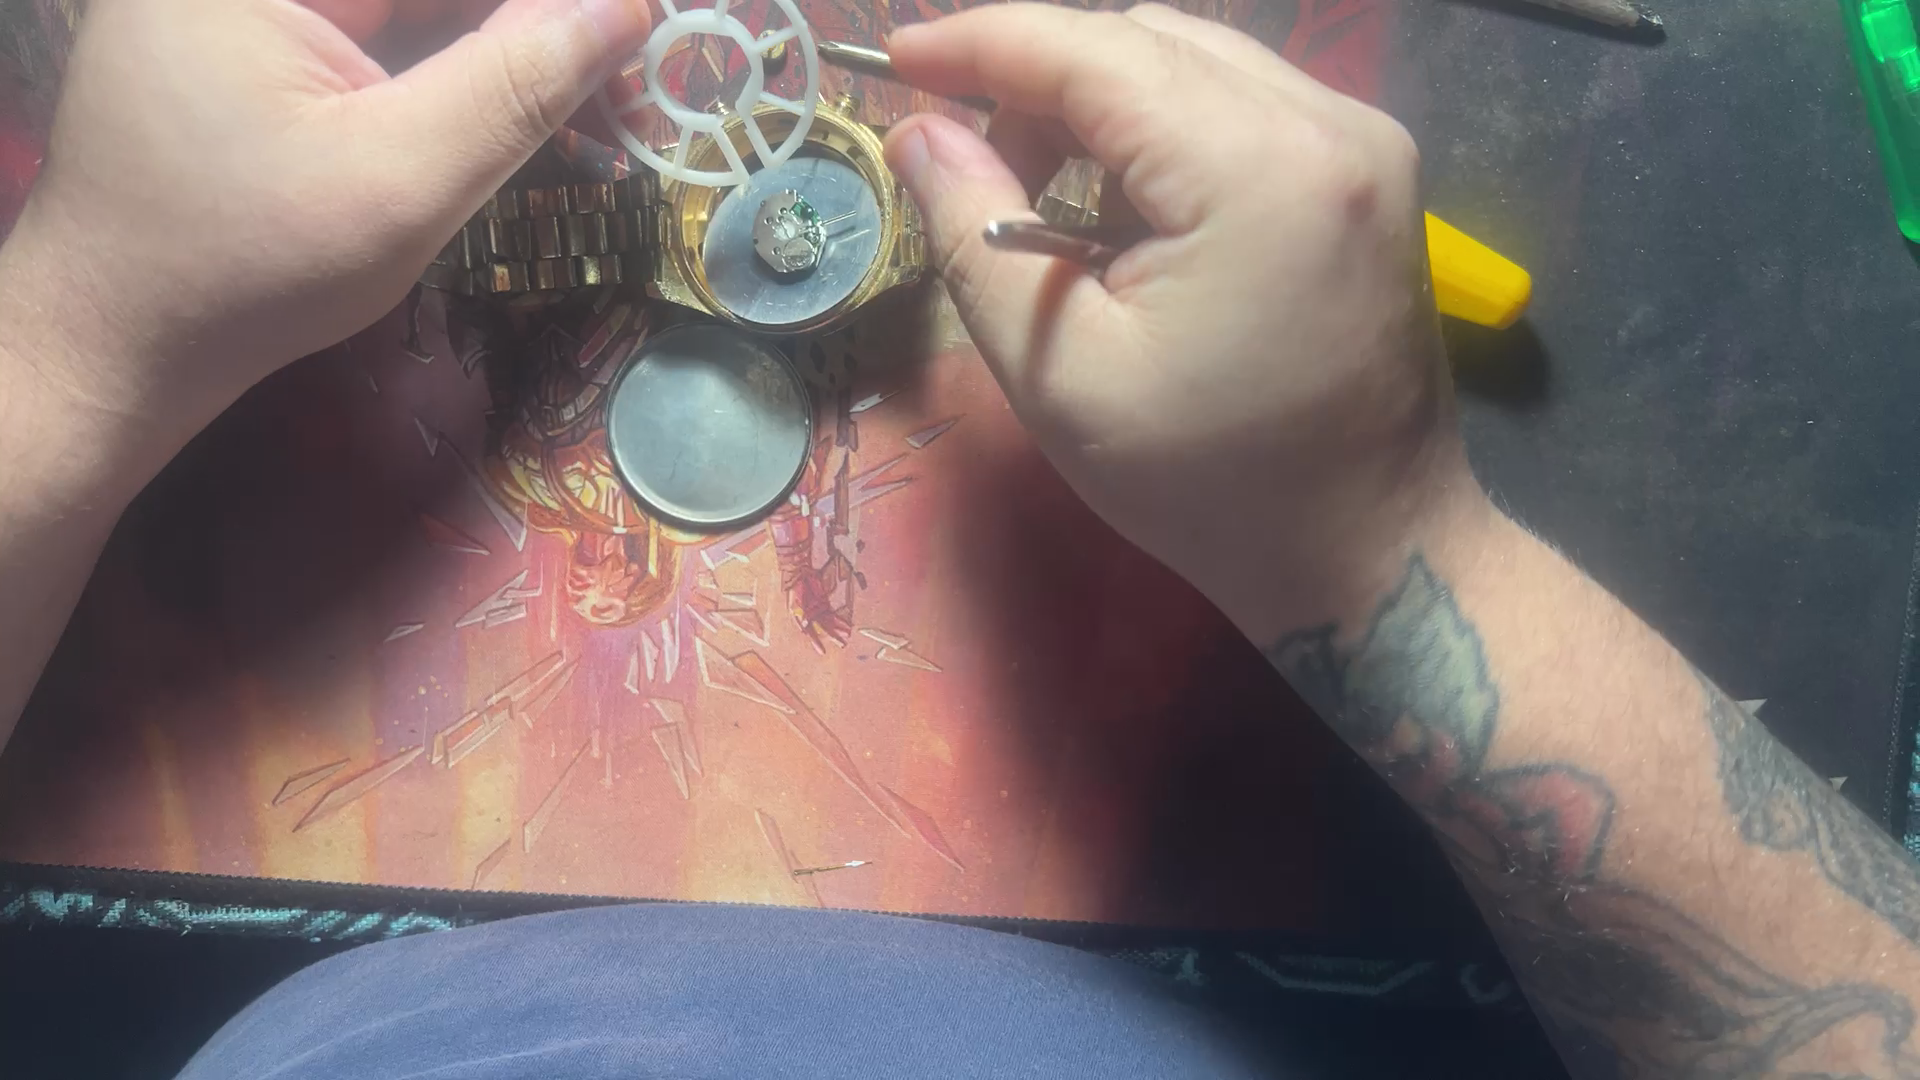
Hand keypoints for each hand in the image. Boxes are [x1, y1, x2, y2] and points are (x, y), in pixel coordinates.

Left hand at [0, 0, 647, 458]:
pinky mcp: (276, 37)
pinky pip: (399, 35)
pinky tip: (531, 110)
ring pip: (428, 13)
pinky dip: (473, 71)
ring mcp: (265, 2)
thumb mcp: (406, 179)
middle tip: (628, 78)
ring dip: (516, 52)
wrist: (146, 322)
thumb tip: (623, 15)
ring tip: (598, 104)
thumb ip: (513, 92)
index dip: (556, 5)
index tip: (641, 30)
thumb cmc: (267, 261)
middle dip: (540, 28)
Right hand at [884, 4, 1486, 634]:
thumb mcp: (1059, 374)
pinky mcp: (1365, 185)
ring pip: (1195, 75)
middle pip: (1148, 47)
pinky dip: (1158, 151)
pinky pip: (1238, 120)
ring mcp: (1363, 149)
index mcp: (1258, 171)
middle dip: (1040, 87)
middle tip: (975, 172)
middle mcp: (1330, 125)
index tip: (899, 57)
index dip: (982, 43)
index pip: (1096, 53)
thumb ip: (975, 242)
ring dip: (1097, 121)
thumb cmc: (1200, 486)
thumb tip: (921, 139)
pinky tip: (1126, 228)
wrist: (1358, 549)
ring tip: (1046, 214)